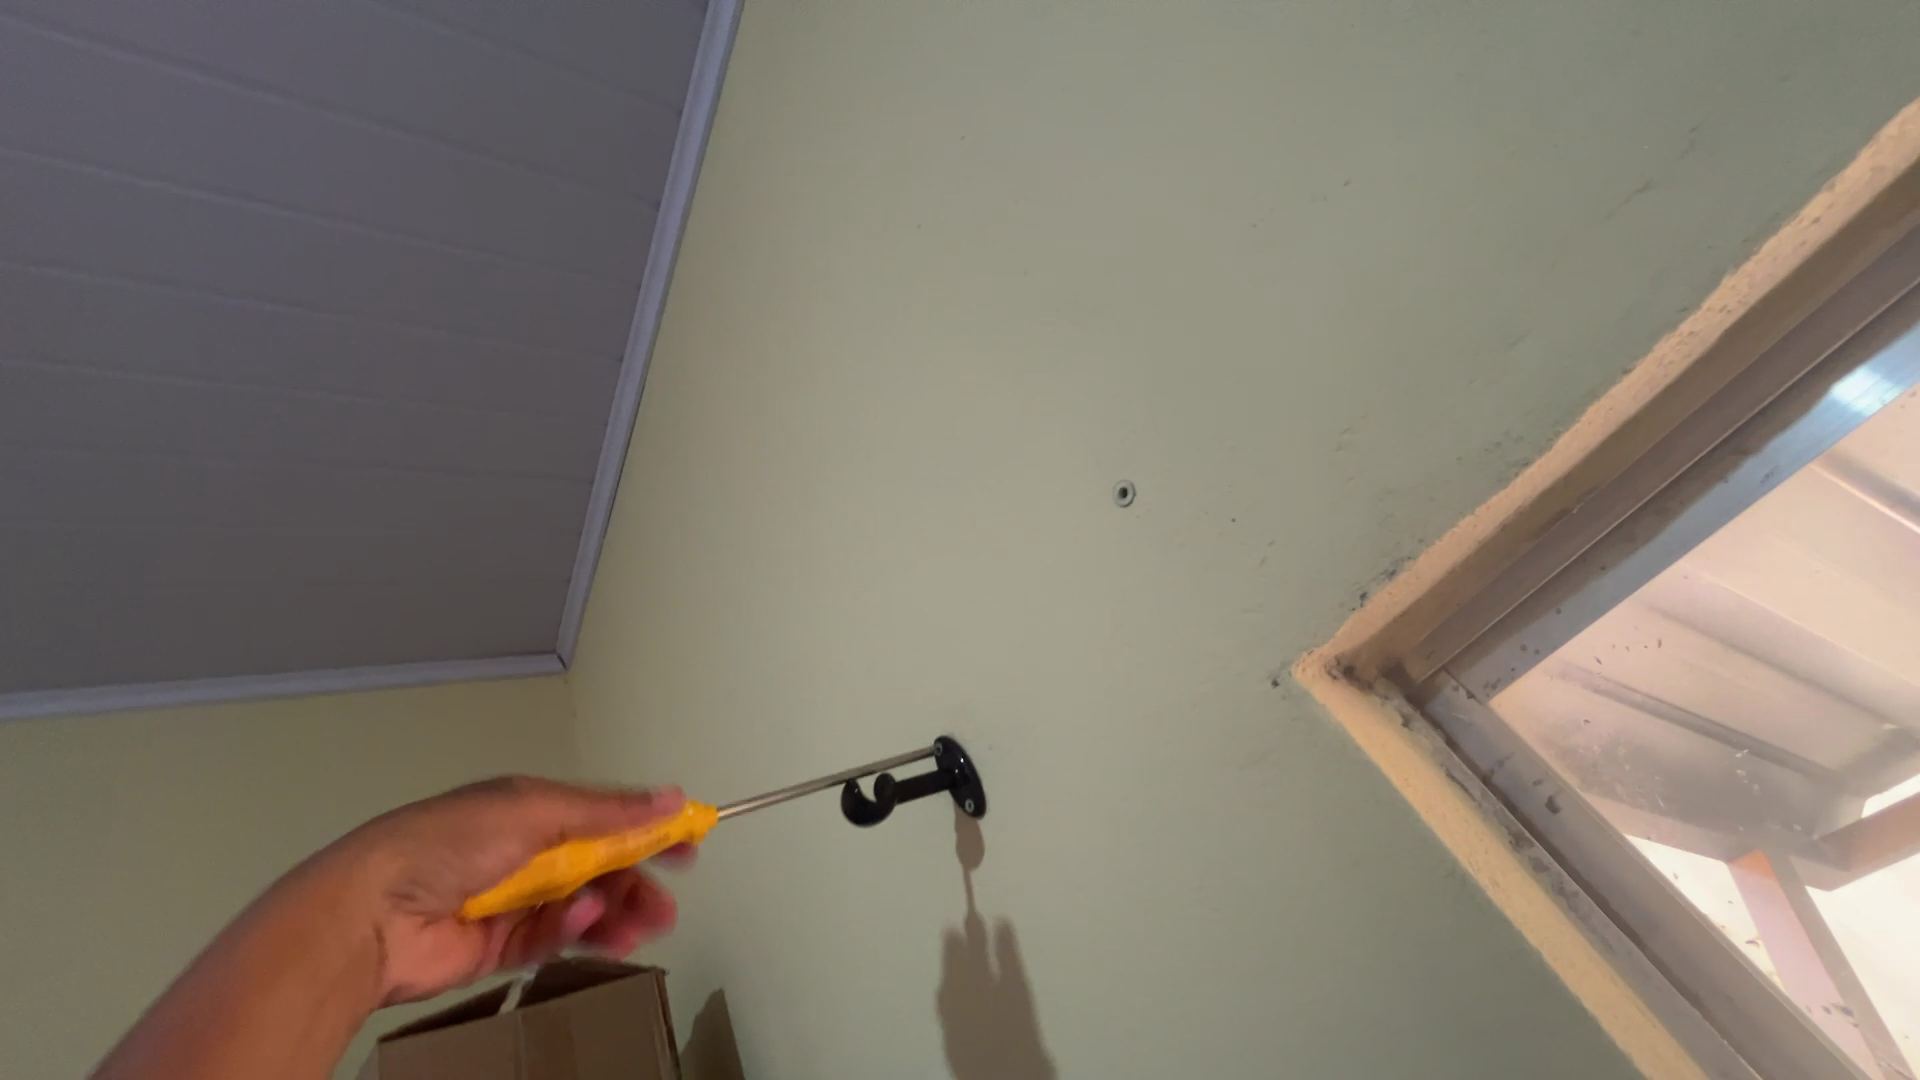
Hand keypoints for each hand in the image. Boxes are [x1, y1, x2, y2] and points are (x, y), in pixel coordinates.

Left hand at [315, 776, 686, 1004]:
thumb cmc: (457, 843)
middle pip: (601, 865)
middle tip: (671, 901)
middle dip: (638, 880)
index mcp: (534, 809)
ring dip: (618, 912)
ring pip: (585, 904)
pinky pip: (553, 935)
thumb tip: (675, 797)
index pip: (607, 817)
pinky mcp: (501, 946)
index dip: (649, 828)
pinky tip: (590, 926)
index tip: (689, 843)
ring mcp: (514, 900)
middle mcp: (528, 851)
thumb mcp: (537, 810)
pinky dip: (576, 930)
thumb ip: (609, 812)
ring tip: (647, 927)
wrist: (367, 916)